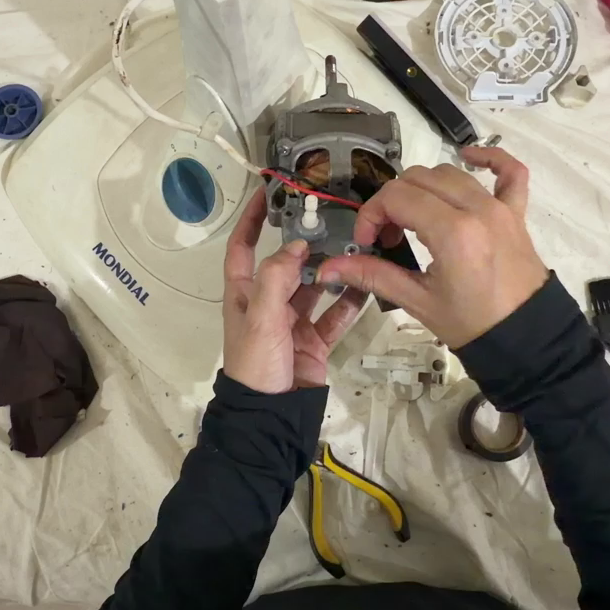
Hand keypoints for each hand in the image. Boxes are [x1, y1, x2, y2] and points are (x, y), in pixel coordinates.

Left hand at [222, 192, 369, 392]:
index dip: (250, 221)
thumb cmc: (257, 364)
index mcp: (244, 294)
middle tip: (334, 222)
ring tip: (356, 250)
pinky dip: (349, 301)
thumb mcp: (259, 317)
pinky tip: (367, 285)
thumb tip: (296, 246)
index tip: (267, 193)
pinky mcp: (314, 341)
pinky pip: (334, 315)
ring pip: (315, 288)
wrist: (272, 416)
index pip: (242, 248)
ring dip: (333, 272)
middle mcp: (268, 304)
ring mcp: (292, 323)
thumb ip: (276, 278)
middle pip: (288, 265)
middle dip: (307, 245)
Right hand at [316, 146, 547, 348]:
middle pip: (418, 179)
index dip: (371, 215)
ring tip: (415, 222)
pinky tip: (469, 158)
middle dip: (392, 203)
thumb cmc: (471, 324)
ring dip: (423, 189)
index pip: (396, 198)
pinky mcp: (516, 212)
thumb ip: (374, 275)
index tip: (367, 242)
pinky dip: (490, 158)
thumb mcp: (418, 301)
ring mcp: (499, 207)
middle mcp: (476, 209)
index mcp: (452, 232)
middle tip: (388, 238)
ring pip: (449, 173)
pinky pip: (510, 171)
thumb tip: (328, 268)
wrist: (525, 339)